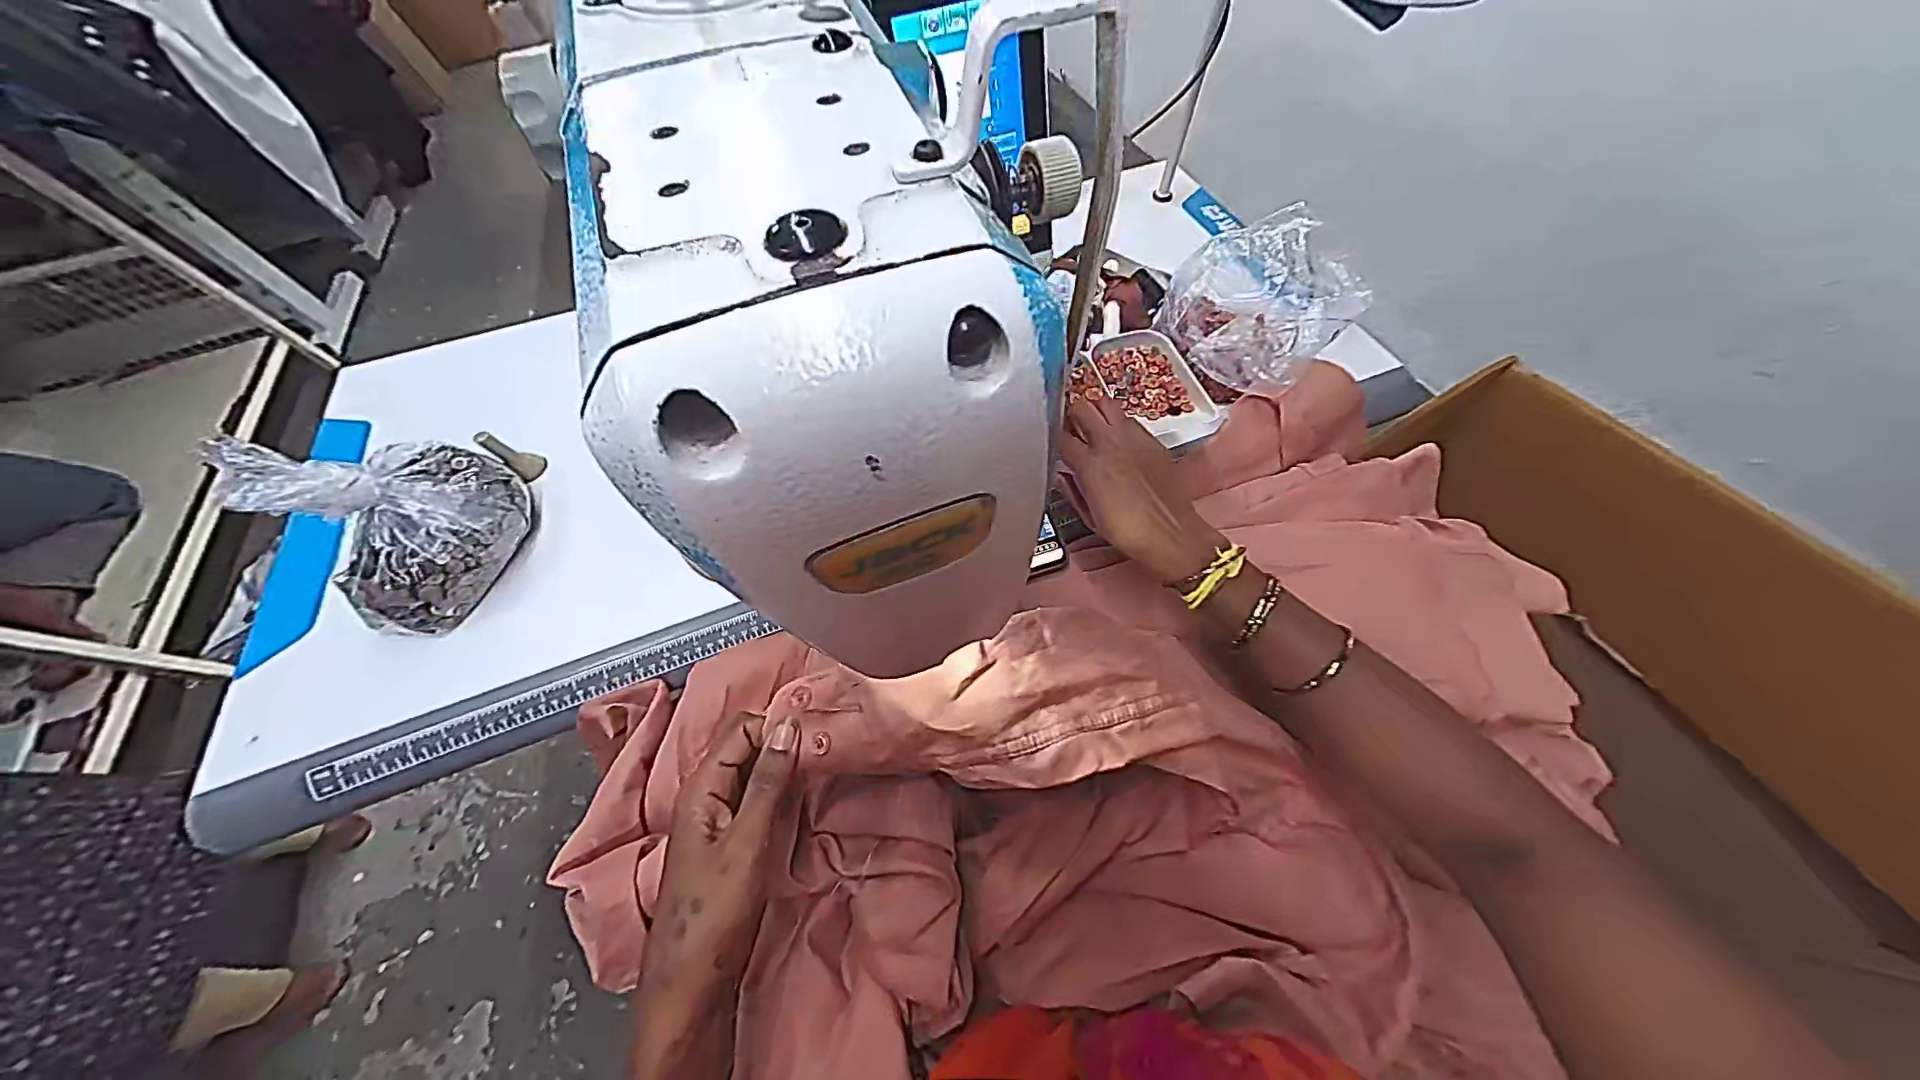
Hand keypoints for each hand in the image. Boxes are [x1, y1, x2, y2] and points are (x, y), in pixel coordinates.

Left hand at [630, 711, 798, 1077]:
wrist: (693, 980)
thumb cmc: (714, 912)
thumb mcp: (747, 841)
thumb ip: (769, 781)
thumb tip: (788, 726)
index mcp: (702, 786)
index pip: (743, 728)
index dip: (778, 725)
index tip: (816, 734)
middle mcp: (709, 792)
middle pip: (749, 745)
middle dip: (785, 741)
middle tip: (825, 748)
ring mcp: (721, 814)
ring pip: (757, 770)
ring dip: (786, 765)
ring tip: (822, 767)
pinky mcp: (734, 835)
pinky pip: (760, 795)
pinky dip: (783, 788)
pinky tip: (806, 794)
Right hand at [1058, 397, 1225, 582]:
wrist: (1170, 534)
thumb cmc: (1130, 532)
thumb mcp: (1089, 517)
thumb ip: (1072, 490)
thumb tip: (1064, 475)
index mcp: (1089, 464)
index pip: (1060, 435)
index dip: (1053, 438)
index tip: (1052, 444)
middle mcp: (1110, 443)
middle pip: (1081, 407)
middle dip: (1072, 416)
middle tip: (1071, 429)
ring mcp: (1133, 438)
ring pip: (1106, 404)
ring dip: (1096, 413)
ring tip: (1094, 428)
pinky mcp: (1152, 441)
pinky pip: (1130, 420)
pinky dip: (1119, 424)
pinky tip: (1118, 442)